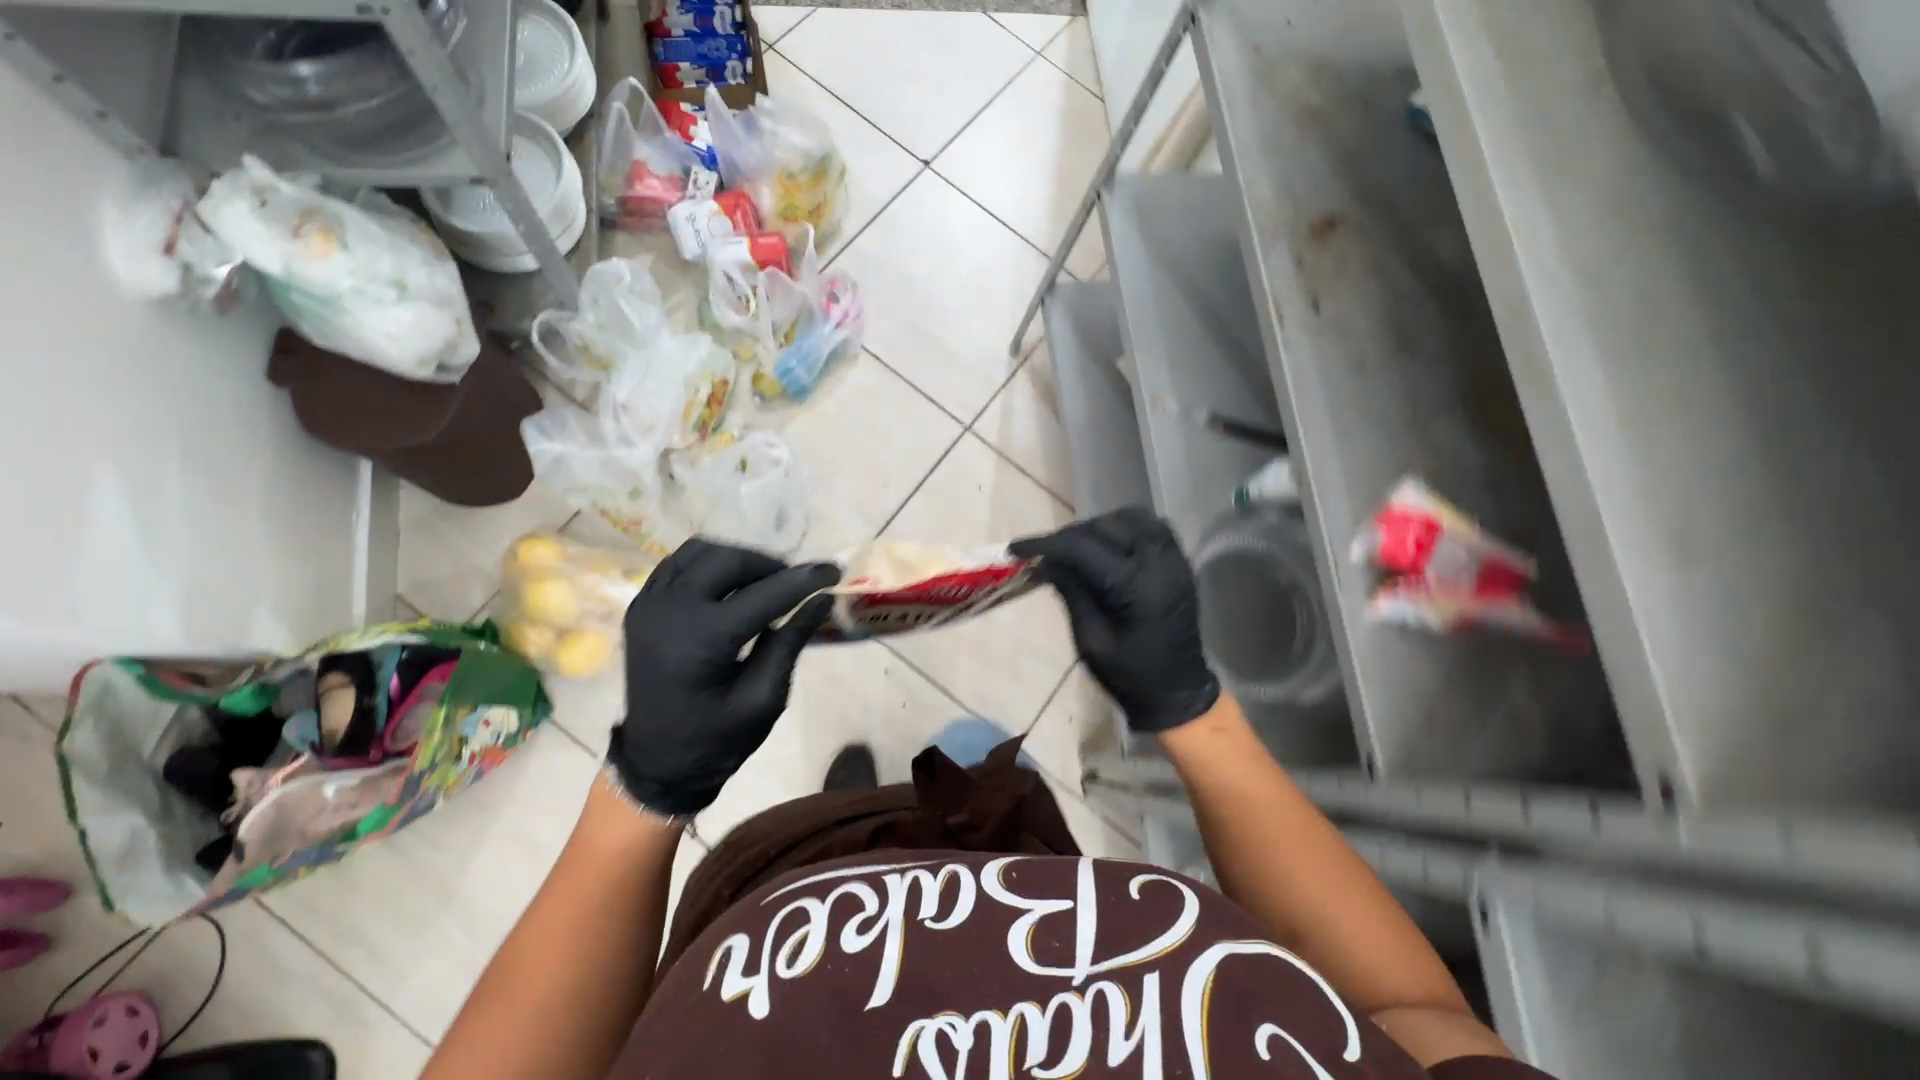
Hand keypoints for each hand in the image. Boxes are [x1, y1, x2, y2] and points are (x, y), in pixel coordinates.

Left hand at [607, 539, 840, 816]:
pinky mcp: (641, 606)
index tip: (834, 570)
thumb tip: (822, 598)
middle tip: (796, 583)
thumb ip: (790, 642)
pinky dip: (708, 564)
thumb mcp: (764, 698)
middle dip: (768, 566)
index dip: (803, 579)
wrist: (657, 761)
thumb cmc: (717, 740)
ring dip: (738, 560)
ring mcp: (649, 604)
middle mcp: (670, 610)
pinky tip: (729, 584)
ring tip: (764, 581)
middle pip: (728, 561)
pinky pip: (677, 564)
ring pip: (700, 552)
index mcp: (701, 639)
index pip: (764, 593)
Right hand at [1011, 508, 1218, 733]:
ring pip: (1130, 518)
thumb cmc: (1130, 675)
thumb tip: (1047, 561)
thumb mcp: (1091, 640)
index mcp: (1133, 587)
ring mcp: (1173, 559)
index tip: (1016, 547)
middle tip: (1046, 553)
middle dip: (1069, 536)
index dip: (1045, 544)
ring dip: (1098, 526)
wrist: (1178, 691)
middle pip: (1104, 527)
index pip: (1081, 548)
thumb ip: (1071, 593)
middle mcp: (1157, 562)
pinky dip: (1126, 527)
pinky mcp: (1179, 562)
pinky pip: (1152, 527)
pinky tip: (1108, 544)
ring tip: (1076, 547)